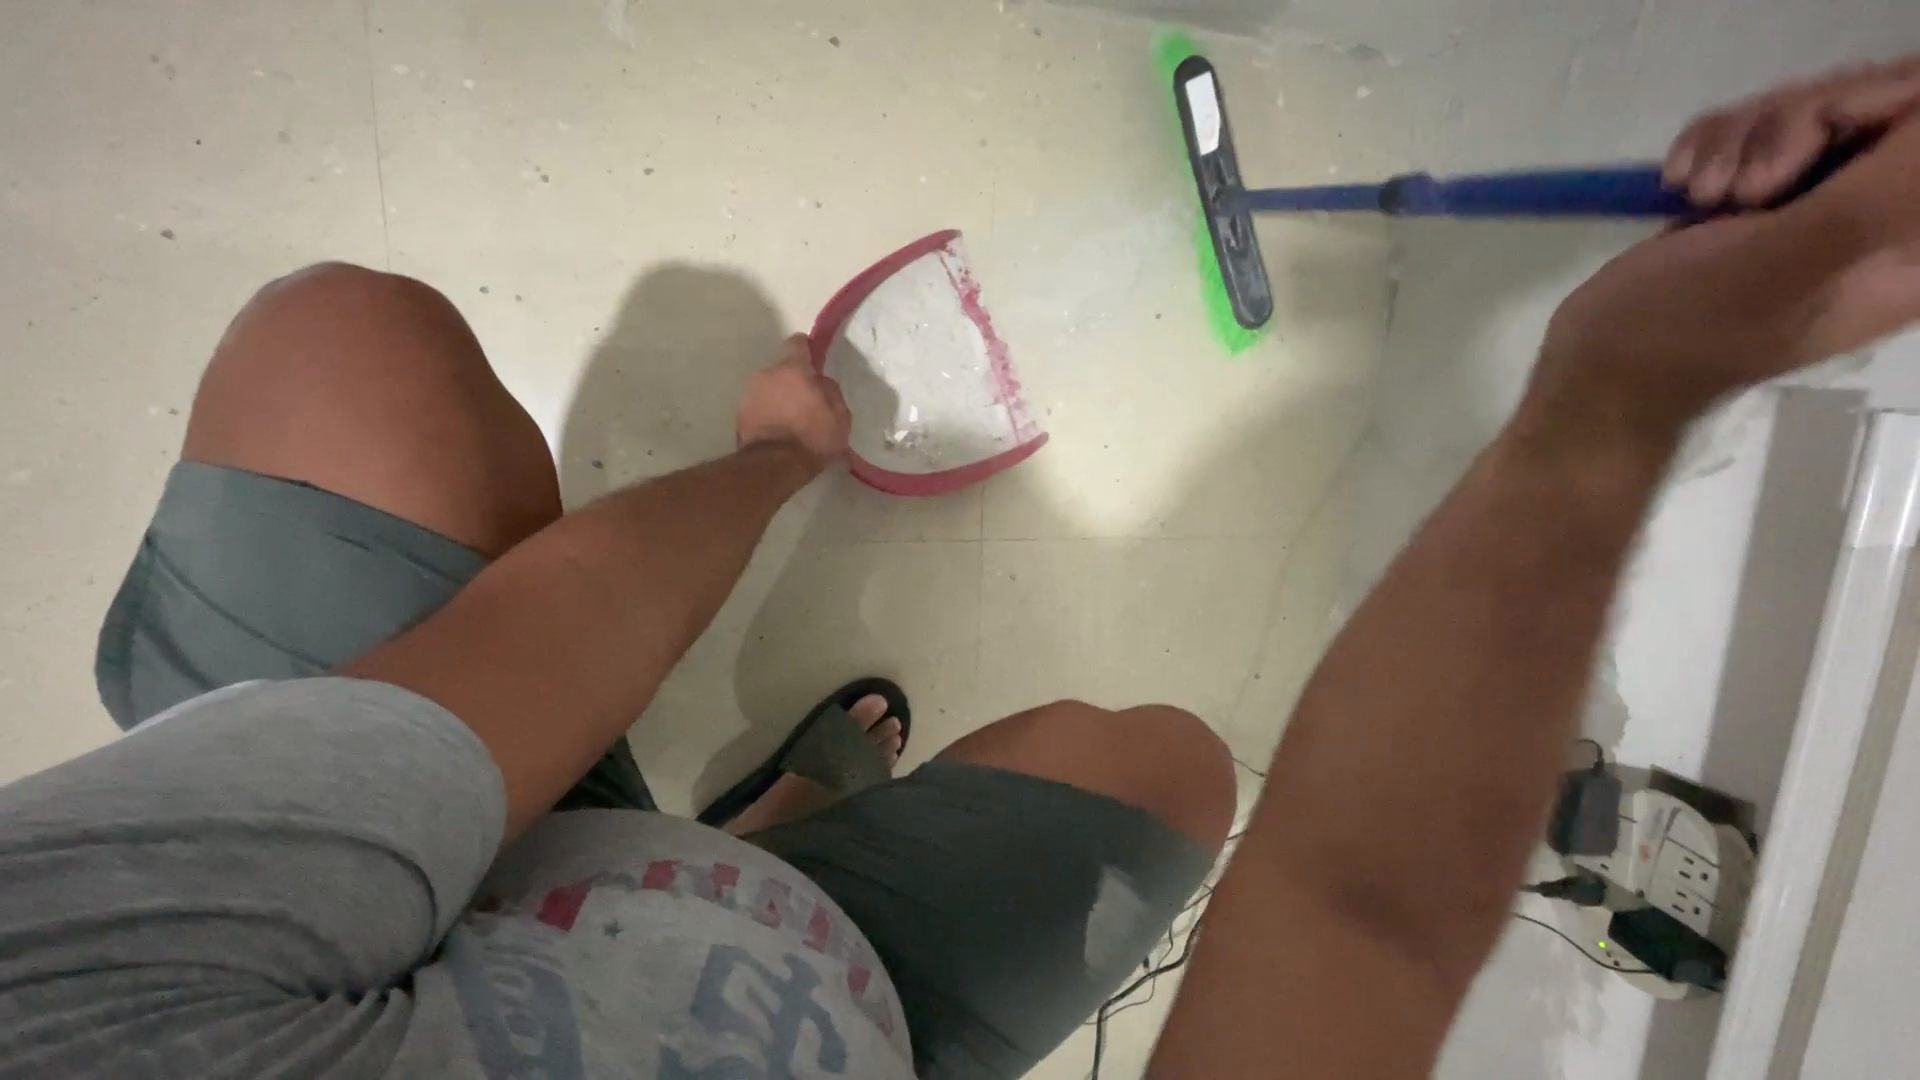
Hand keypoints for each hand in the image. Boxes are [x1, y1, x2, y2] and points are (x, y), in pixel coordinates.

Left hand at [737, 334, 850, 471]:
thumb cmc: (812, 437)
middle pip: (783, 370)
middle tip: (808, 402)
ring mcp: (749, 393)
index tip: (814, 362)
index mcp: (793, 369)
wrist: (773, 465)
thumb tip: (821, 383)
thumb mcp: (840, 416)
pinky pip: (759, 406)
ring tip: (793, 421)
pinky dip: (769, 414)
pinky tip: (780, 431)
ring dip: (780, 398)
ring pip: (770, 388)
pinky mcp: (739, 414)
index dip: (807, 350)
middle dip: (794, 381)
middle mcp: (767, 374)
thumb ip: (831, 392)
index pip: (797, 343)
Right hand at [1519, 61, 1919, 448]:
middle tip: (1735, 188)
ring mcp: (1810, 207)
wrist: (1595, 371)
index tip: (1791, 162)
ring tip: (1696, 191)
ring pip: (1811, 110)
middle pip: (1880, 103)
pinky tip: (1678, 179)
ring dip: (1741, 135)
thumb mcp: (1795, 258)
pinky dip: (1709, 143)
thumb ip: (1894, 186)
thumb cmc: (1684, 329)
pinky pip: (1753, 133)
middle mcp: (1880, 214)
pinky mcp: (1748, 206)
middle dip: (1796, 121)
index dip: (1871, 110)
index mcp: (1915, 237)